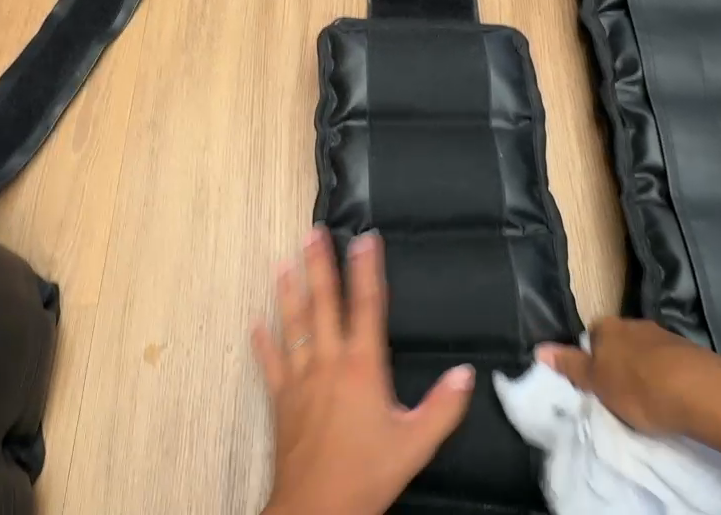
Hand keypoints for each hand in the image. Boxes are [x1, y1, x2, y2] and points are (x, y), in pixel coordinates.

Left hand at [254, 227, 474, 514]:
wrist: (316, 507)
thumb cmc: (365, 475)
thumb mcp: (415, 443)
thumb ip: (443, 406)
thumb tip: (465, 375)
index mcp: (362, 367)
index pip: (367, 305)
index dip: (366, 269)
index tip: (364, 240)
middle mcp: (328, 363)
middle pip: (323, 302)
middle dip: (319, 265)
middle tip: (312, 234)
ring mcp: (300, 378)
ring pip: (293, 324)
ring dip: (288, 291)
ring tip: (283, 263)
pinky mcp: (281, 398)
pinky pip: (270, 363)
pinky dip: (262, 342)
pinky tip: (255, 324)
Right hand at [535, 317, 720, 436]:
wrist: (700, 392)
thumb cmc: (638, 387)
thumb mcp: (596, 383)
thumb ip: (570, 366)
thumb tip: (539, 349)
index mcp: (607, 327)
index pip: (592, 335)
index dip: (592, 357)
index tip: (595, 382)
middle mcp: (634, 324)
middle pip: (619, 341)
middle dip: (619, 361)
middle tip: (618, 391)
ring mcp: (665, 336)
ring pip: (646, 351)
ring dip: (645, 368)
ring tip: (647, 398)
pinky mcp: (690, 352)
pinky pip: (670, 362)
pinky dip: (667, 375)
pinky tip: (671, 396)